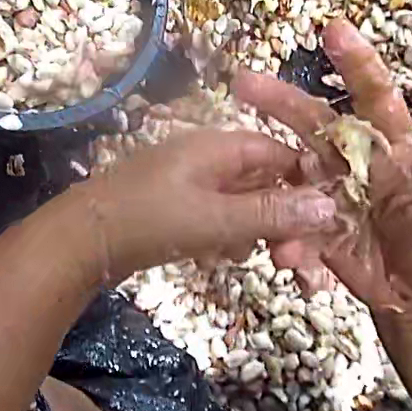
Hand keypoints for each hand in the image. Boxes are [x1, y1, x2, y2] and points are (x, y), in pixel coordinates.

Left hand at [60, 129, 338, 282]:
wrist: (80, 241)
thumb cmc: (149, 219)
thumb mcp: (215, 217)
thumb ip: (271, 214)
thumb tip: (330, 206)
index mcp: (220, 146)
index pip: (281, 155)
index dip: (307, 186)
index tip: (326, 224)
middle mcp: (209, 160)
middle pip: (265, 184)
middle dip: (281, 222)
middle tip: (291, 263)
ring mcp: (191, 185)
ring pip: (243, 207)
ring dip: (253, 234)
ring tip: (249, 259)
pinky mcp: (178, 210)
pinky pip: (217, 221)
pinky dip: (224, 239)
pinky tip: (216, 259)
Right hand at [233, 20, 411, 328]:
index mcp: (391, 150)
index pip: (373, 98)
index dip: (354, 64)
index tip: (333, 29)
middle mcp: (354, 164)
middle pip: (313, 124)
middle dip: (281, 101)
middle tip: (245, 82)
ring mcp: (328, 196)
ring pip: (290, 173)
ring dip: (266, 174)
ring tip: (242, 186)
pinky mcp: (313, 229)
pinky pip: (289, 225)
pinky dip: (284, 238)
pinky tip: (286, 256)